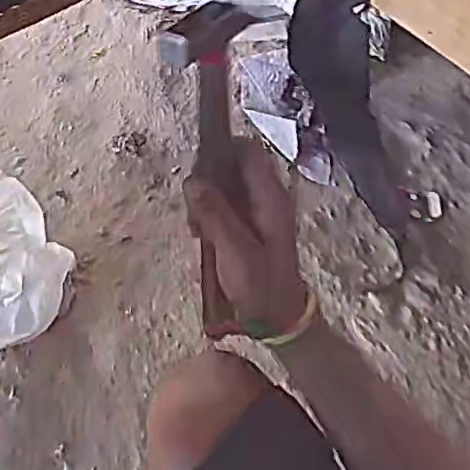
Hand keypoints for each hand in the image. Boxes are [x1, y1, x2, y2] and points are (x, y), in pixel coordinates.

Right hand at [183, 139, 311, 336]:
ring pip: (224, 182)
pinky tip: (202, 233)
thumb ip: (214, 214)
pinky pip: (222, 201)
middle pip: (232, 164)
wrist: (278, 320)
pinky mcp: (247, 221)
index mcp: (270, 198)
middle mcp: (266, 196)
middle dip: (207, 178)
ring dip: (204, 197)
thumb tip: (192, 180)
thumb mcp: (235, 252)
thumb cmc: (260, 286)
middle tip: (193, 205)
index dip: (222, 149)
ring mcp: (257, 208)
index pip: (248, 151)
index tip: (198, 169)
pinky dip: (208, 210)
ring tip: (197, 225)